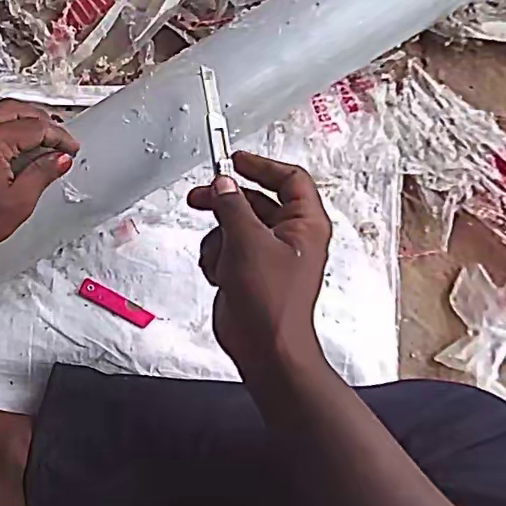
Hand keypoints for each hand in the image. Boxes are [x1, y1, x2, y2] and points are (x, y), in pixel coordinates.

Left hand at [0, 101, 78, 263]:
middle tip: (56, 138)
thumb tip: (59, 158)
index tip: (68, 147)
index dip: (58, 136)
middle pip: (15, 109)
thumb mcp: (18, 202)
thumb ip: (42, 173)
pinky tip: (6, 139)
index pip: (34, 126)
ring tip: (35, 136)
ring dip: (18, 117)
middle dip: (41, 120)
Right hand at [187, 152, 332, 378]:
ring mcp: (266, 255)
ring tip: (220, 258)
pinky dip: (216, 258)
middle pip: (254, 202)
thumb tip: (223, 185)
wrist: (263, 346)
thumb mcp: (248, 243)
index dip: (261, 166)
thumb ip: (232, 208)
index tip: (234, 160)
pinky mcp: (247, 271)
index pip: (288, 180)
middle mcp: (289, 237)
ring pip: (233, 226)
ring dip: (218, 239)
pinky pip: (224, 250)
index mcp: (305, 224)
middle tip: (201, 197)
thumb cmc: (272, 302)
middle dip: (225, 203)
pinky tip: (219, 274)